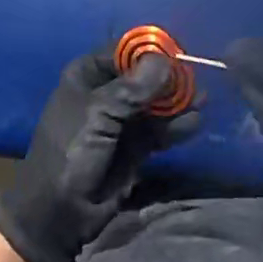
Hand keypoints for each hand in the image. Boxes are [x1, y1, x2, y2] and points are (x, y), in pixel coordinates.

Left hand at [0, 49, 200, 261]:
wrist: (60, 209)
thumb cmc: (70, 151)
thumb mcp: (97, 114)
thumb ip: (132, 90)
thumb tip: (164, 60)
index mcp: (87, 74)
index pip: (124, 51)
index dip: (150, 51)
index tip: (180, 55)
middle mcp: (106, 92)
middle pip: (144, 77)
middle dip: (169, 78)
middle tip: (196, 82)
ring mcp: (121, 120)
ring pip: (156, 103)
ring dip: (178, 102)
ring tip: (201, 101)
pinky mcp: (136, 146)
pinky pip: (161, 129)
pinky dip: (177, 125)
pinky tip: (196, 122)